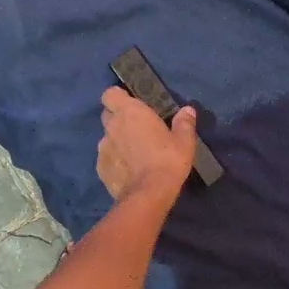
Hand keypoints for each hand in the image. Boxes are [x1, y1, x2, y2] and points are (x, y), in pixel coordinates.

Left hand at [96, 87, 197, 204]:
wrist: (149, 194)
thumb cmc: (168, 160)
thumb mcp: (184, 141)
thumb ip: (184, 123)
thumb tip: (188, 110)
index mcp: (129, 112)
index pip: (109, 94)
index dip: (118, 97)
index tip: (130, 103)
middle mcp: (112, 126)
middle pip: (107, 114)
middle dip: (117, 118)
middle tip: (135, 128)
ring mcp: (103, 148)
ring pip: (106, 138)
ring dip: (116, 141)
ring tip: (132, 153)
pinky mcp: (100, 168)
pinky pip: (105, 158)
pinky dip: (114, 160)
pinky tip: (127, 170)